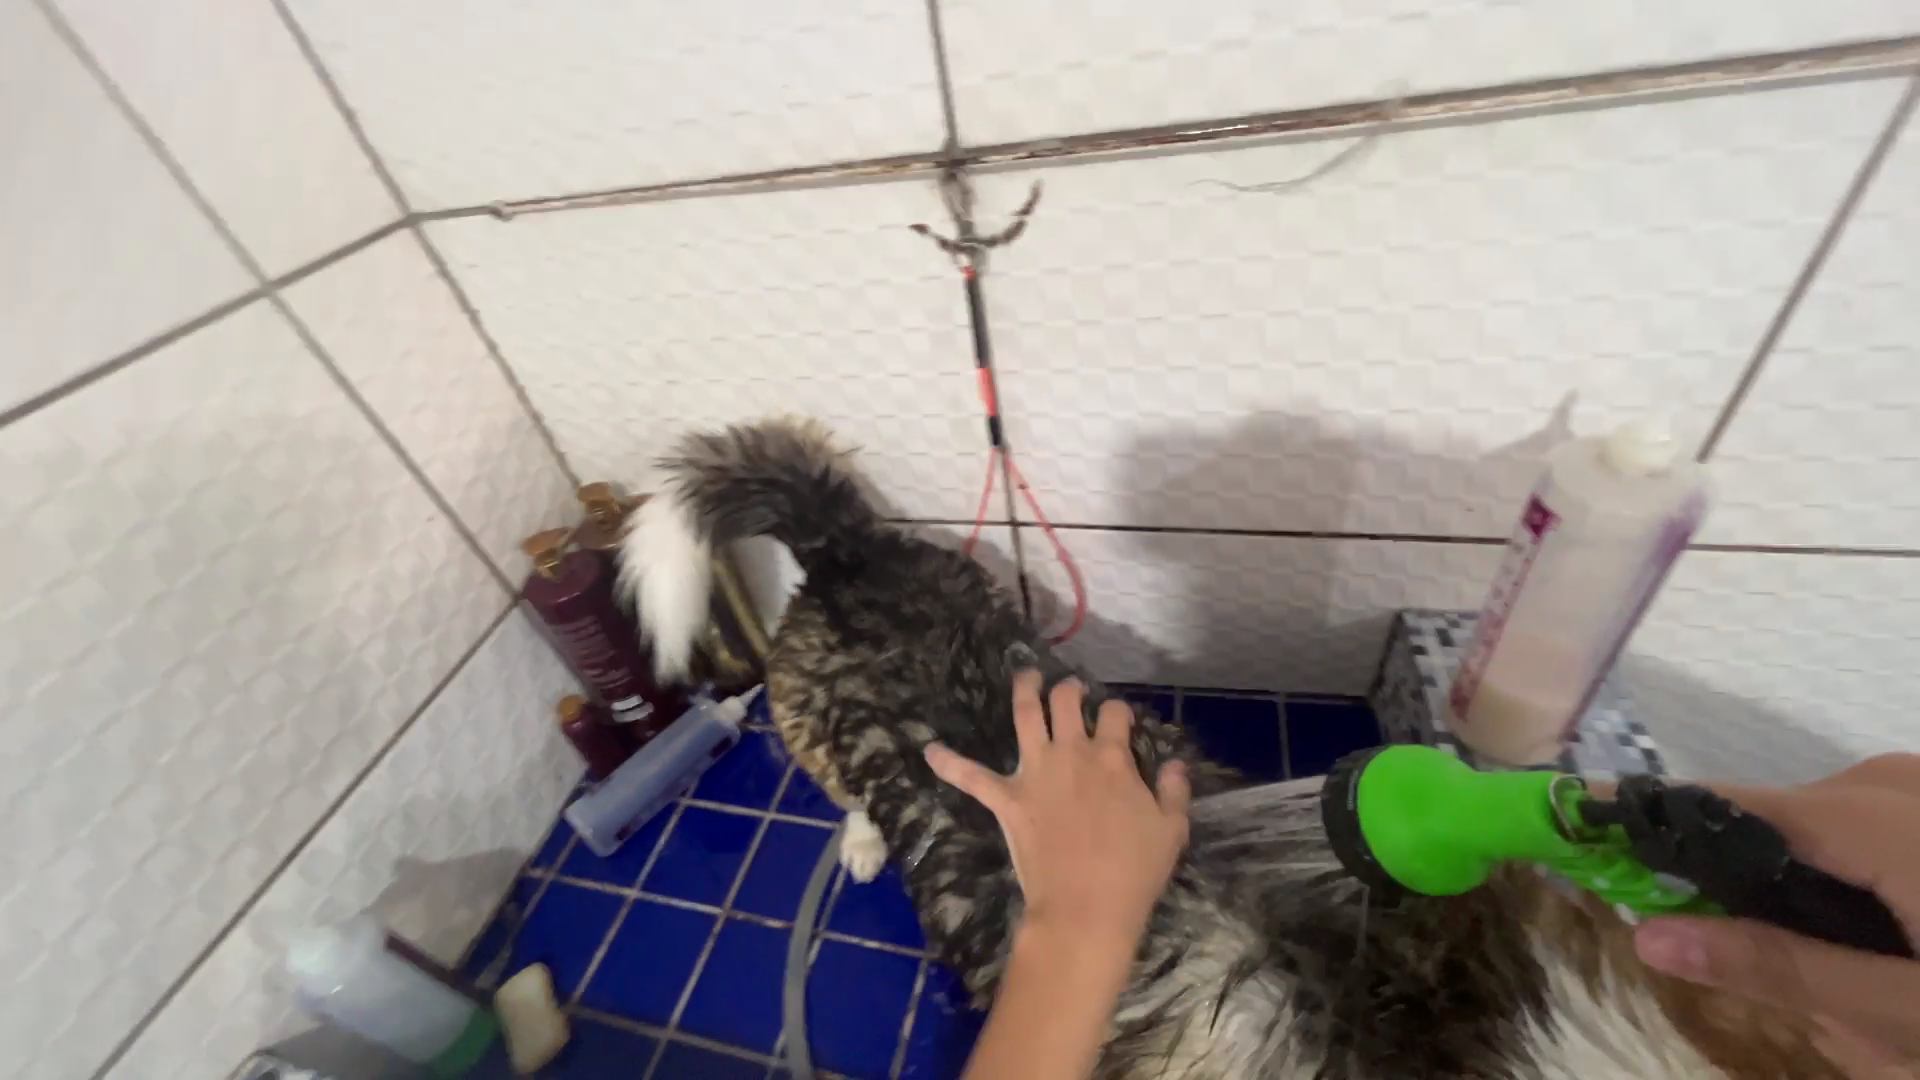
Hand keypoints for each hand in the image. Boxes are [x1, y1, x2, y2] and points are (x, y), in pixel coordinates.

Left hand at [924, 671, 1191, 945]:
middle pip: (1065, 701)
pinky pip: (972, 776)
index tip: (1120, 719)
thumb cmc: (1134, 872)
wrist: (1088, 908)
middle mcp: (1071, 751)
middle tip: (1070, 689)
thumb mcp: (1172, 830)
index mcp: (1111, 756)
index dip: (1118, 712)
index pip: (1116, 713)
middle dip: (1069, 688)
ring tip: (1024, 676)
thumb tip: (1175, 762)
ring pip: (1024, 714)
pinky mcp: (1008, 797)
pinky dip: (950, 763)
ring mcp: (1036, 771)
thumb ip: (1174, 791)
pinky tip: (929, 751)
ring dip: (1023, 689)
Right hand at [1632, 754, 1919, 1066]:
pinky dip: (1863, 884)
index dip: (1637, 825)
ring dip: (1818, 898)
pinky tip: (1907, 942)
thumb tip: (1642, 937)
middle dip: (1761, 898)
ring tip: (1883, 977)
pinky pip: (1866, 831)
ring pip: (1815, 832)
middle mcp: (1885, 781)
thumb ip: (1780, 971)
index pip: (1706, 805)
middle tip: (1808, 985)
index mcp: (1868, 816)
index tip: (1578, 842)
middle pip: (1762, 825)